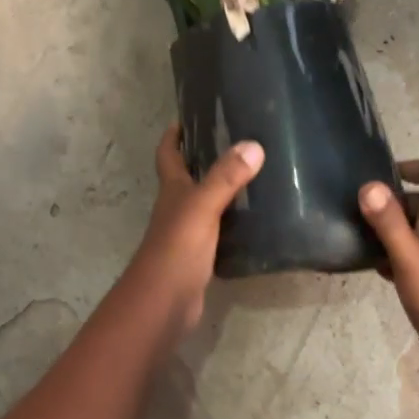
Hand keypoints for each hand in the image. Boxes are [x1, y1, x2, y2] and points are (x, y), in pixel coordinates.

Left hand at [123, 123, 264, 332]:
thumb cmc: (178, 247)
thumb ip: (225, 177)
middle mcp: (176, 206)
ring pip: (202, 202)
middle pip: (184, 176)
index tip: (187, 117)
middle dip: (201, 158)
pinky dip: (230, 220)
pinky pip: (216, 229)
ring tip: (251, 175)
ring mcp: (186, 232)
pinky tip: (251, 219)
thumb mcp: (202, 206)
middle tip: (233, 141)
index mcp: (172, 189)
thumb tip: (253, 144)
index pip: (167, 154)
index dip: (173, 135)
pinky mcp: (199, 256)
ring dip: (219, 188)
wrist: (165, 302)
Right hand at [360, 160, 418, 376]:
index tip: (388, 174)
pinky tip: (372, 263)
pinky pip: (413, 251)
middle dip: (395, 198)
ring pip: (417, 226)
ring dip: (392, 225)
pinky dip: (394, 251)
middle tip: (363, 204)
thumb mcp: (408, 255)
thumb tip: (369, 185)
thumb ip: (388, 220)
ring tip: (360, 231)